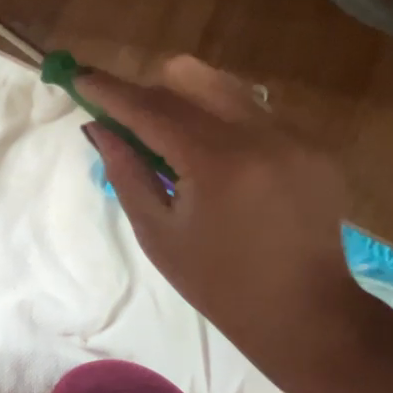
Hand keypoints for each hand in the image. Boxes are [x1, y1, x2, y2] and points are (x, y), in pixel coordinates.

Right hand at [81, 56, 366, 364]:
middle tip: (130, 120)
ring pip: (221, 85)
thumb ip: (125, 171)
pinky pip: (252, 109)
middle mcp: (258, 136)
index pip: (151, 109)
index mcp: (217, 164)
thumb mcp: (158, 234)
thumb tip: (98, 126)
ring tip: (175, 139)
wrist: (309, 316)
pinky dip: (222, 119)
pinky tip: (220, 160)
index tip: (79, 76)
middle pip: (188, 77)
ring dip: (186, 99)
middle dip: (149, 91)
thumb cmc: (221, 284)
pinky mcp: (312, 145)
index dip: (110, 90)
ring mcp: (292, 136)